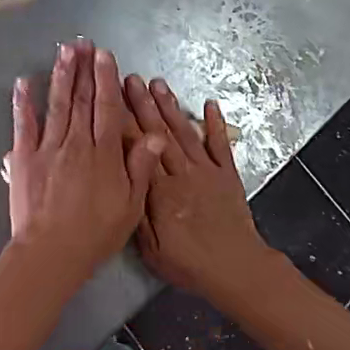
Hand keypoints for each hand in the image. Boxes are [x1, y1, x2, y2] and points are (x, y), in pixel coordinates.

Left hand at [6, 41, 163, 284]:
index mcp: (104, 154)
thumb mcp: (130, 206)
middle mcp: (77, 143)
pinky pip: (24, 124)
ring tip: (63, 51)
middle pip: (81, 99)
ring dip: (60, 75)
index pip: (107, 108)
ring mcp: (48, 147)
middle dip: (83, 69)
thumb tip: (156, 135)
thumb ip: (140, 168)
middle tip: (84, 43)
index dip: (107, 79)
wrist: (51, 253)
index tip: (106, 57)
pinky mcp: (23, 156)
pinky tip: (24, 81)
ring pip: (56, 104)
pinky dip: (23, 102)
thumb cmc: (95, 234)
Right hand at [128, 75, 280, 307]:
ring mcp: (206, 171)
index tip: (111, 99)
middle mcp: (181, 173)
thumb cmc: (189, 263)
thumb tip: (119, 180)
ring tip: (158, 83)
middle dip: (142, 103)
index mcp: (159, 190)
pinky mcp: (227, 175)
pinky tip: (210, 104)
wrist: (238, 270)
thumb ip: (135, 212)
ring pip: (184, 132)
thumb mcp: (151, 248)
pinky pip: (220, 145)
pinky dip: (215, 124)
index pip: (137, 148)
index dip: (123, 121)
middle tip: (130, 78)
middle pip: (158, 132)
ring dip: (170, 106)